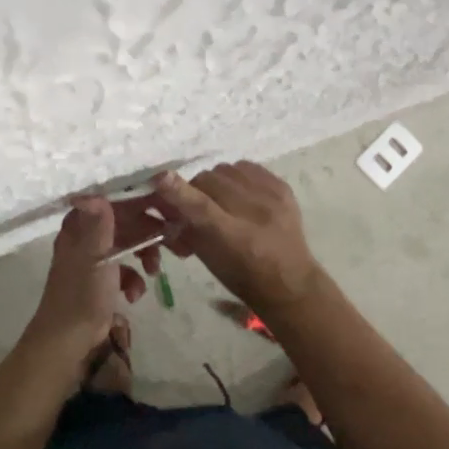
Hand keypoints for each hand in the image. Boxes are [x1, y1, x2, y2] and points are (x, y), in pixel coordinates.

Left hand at [21, 196, 161, 351]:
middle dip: (147, 232)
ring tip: (154, 270)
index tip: (162, 203)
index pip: (110, 201)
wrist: (70, 340)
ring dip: (144, 256)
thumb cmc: (81, 295)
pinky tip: (134, 295)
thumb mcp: (94, 256)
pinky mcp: (102, 281)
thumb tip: (94, 193)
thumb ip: (98, 224)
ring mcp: (93, 260)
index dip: (135, 201)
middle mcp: (85, 238)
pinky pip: (124, 271)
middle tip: (172, 239)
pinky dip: (134, 280)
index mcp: (79, 228)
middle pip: (123, 223)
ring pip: (127, 246)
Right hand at [150, 162, 323, 310]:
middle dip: (195, 189)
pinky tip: (241, 192)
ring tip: (221, 198)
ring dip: (216, 181)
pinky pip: (247, 167)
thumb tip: (163, 199)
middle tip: (197, 204)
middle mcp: (254, 213)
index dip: (178, 191)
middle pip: (209, 180)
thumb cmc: (241, 276)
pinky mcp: (283, 187)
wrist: (289, 281)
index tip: (159, 178)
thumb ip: (185, 227)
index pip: (201, 206)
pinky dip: (237, 176)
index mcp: (232, 237)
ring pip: (226, 169)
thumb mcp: (207, 258)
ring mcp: (271, 197)